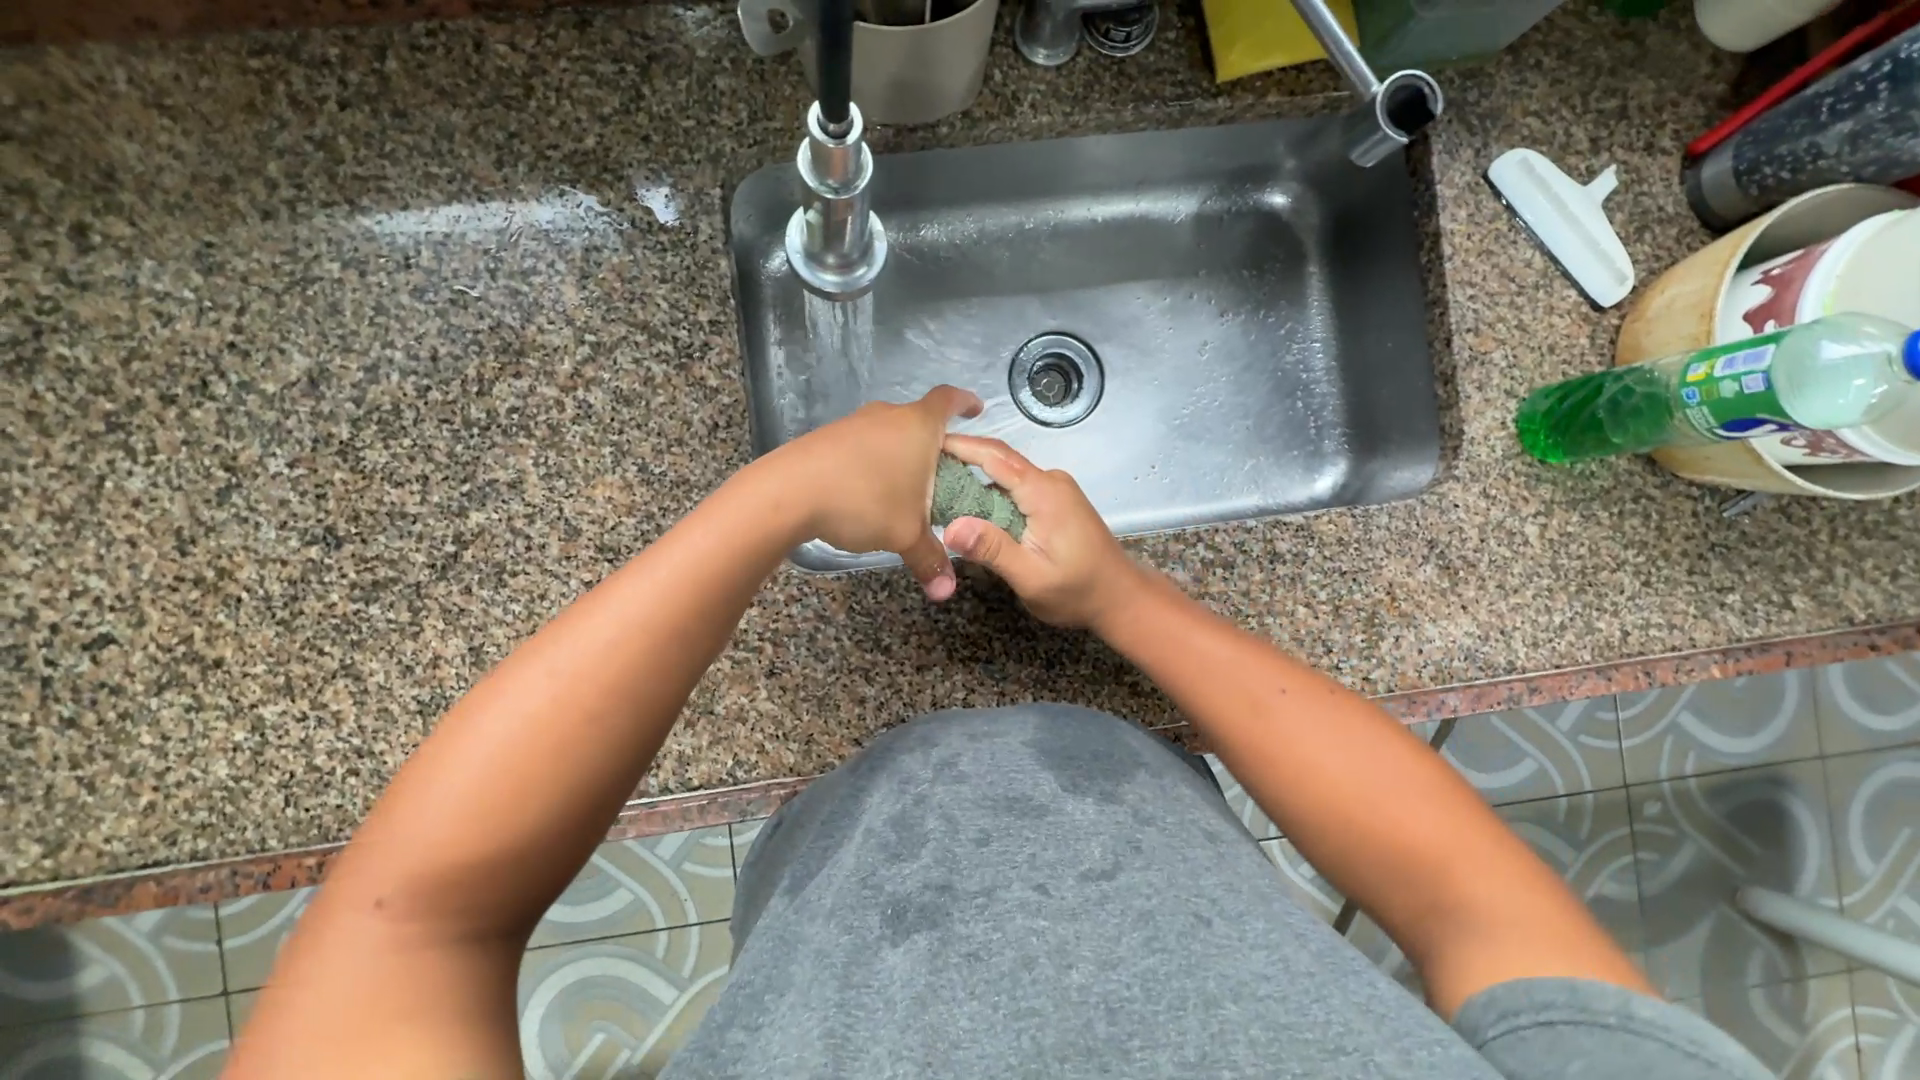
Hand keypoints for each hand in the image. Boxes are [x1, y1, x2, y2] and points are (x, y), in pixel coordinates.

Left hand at [769, 385, 983, 599]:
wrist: (789, 492)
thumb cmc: (864, 501)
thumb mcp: (905, 535)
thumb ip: (930, 559)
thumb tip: (946, 590)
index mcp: (918, 426)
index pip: (949, 400)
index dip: (965, 402)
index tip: (975, 409)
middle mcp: (888, 416)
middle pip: (918, 418)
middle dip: (933, 441)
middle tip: (943, 470)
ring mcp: (855, 423)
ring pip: (888, 432)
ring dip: (900, 453)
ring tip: (905, 486)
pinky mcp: (828, 438)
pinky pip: (862, 444)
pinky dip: (873, 461)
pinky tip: (869, 491)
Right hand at [939, 436, 1143, 627]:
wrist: (1119, 597)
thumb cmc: (1077, 591)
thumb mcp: (1031, 577)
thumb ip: (993, 550)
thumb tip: (951, 527)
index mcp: (1044, 492)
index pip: (995, 457)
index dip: (959, 446)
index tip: (923, 442)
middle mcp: (1050, 481)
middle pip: (998, 460)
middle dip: (960, 460)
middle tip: (919, 472)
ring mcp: (1053, 489)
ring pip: (1005, 475)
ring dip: (972, 480)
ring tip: (933, 490)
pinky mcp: (1053, 501)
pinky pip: (1015, 488)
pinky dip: (989, 494)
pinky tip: (966, 509)